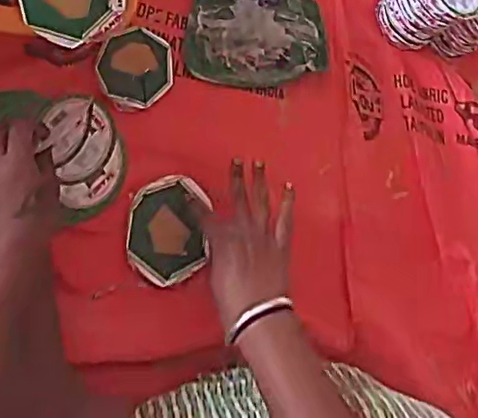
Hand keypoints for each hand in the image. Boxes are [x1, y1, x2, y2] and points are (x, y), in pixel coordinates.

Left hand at [0, 118, 58, 273]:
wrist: (7, 260)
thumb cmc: (38, 225)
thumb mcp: (51, 190)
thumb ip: (45, 165)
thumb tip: (42, 151)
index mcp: (18, 158)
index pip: (21, 126)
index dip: (31, 126)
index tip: (40, 136)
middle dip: (7, 132)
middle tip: (17, 143)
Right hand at [204, 159, 295, 335]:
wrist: (260, 316)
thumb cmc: (232, 303)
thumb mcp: (215, 277)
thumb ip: (216, 254)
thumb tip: (216, 246)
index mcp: (223, 238)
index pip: (205, 216)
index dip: (196, 205)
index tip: (189, 195)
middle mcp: (243, 229)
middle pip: (238, 197)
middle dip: (235, 177)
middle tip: (236, 161)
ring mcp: (264, 234)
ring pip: (261, 200)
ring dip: (259, 180)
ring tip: (259, 163)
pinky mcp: (280, 243)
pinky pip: (285, 218)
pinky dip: (287, 202)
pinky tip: (288, 187)